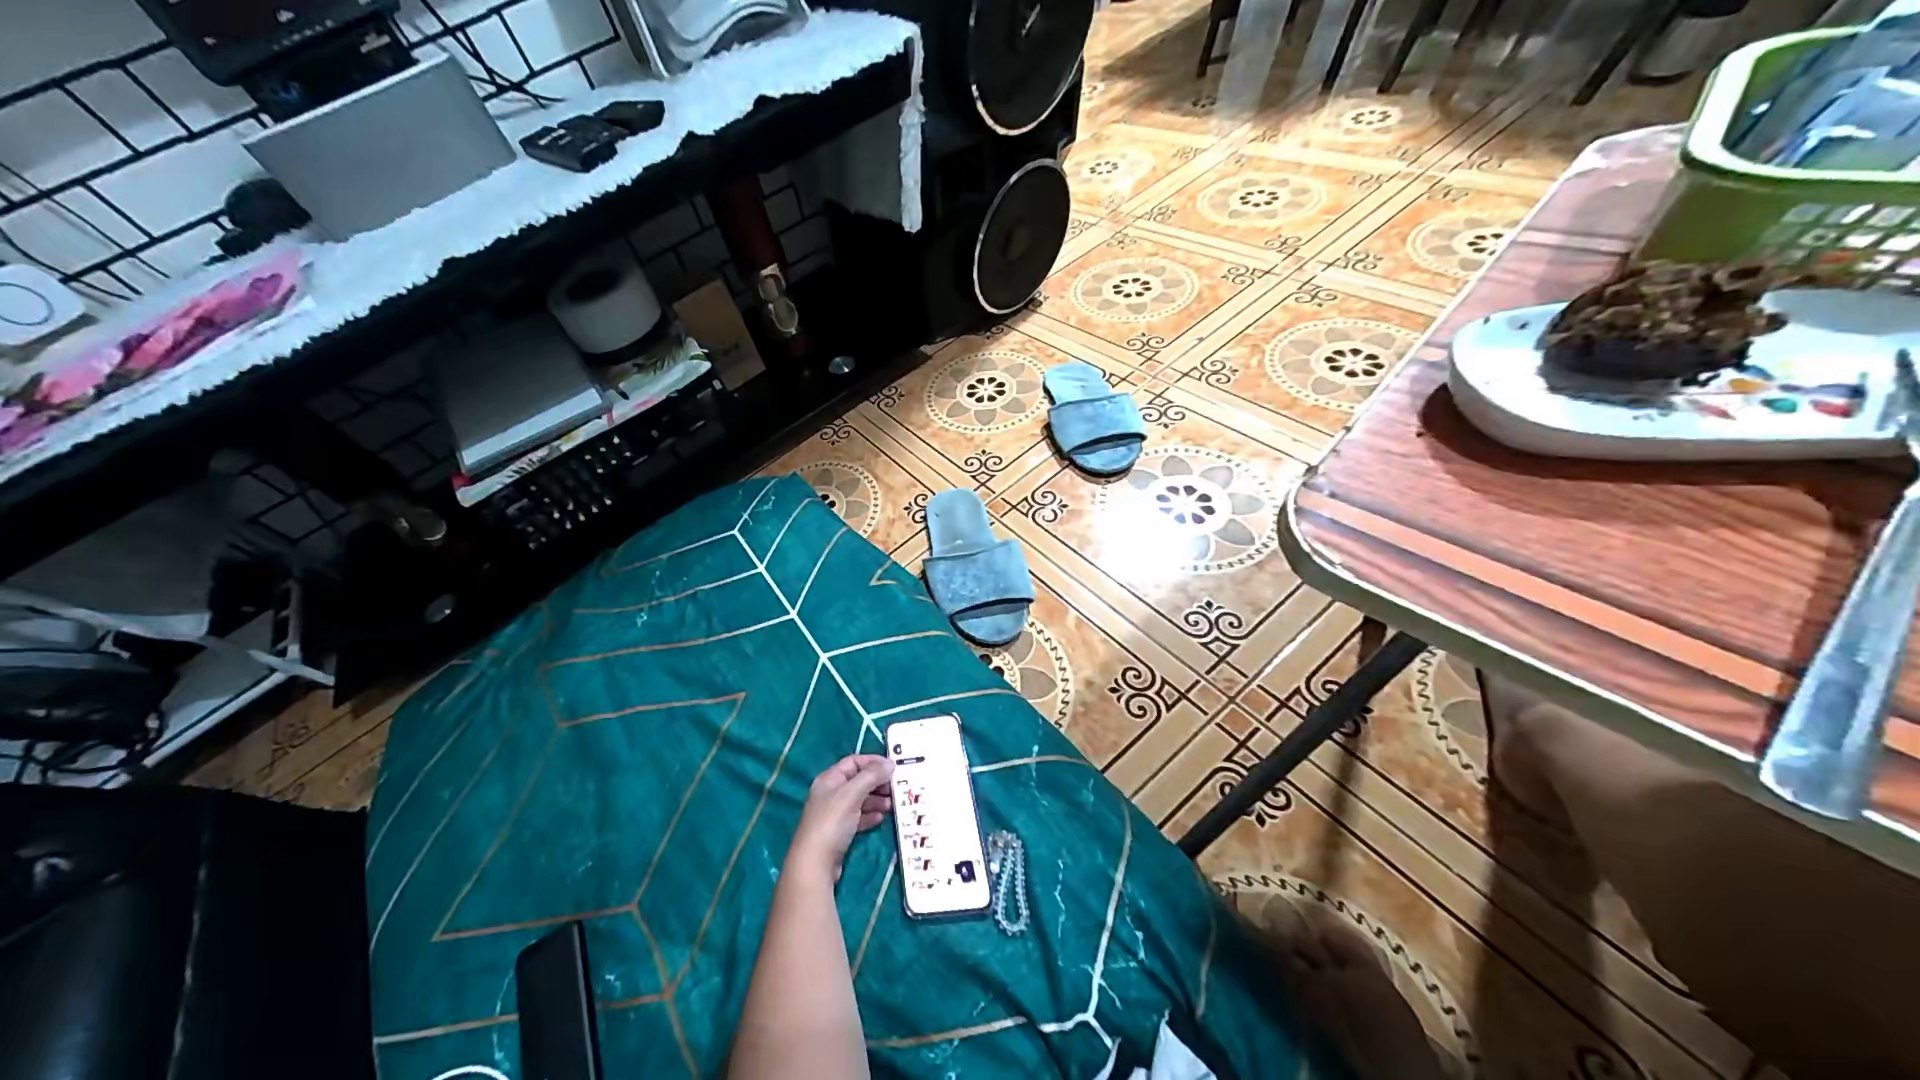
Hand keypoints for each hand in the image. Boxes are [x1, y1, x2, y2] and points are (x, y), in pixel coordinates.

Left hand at [790, 754, 893, 881]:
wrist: (815, 863)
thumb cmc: (832, 822)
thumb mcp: (852, 794)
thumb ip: (871, 776)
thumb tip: (890, 763)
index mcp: (829, 779)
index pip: (853, 762)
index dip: (873, 762)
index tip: (892, 768)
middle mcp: (831, 793)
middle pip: (858, 781)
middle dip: (877, 783)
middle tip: (895, 789)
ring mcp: (834, 813)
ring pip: (860, 800)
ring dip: (877, 801)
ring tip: (891, 806)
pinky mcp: (839, 831)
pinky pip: (858, 818)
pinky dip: (870, 816)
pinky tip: (880, 819)